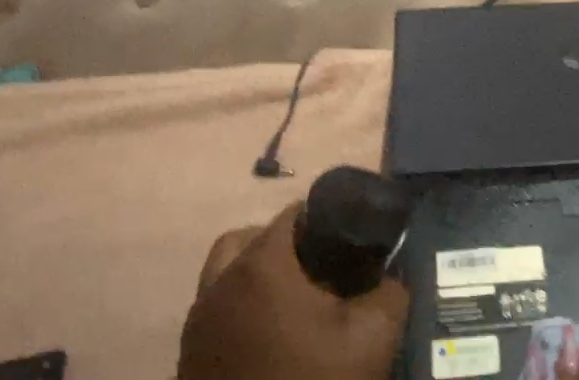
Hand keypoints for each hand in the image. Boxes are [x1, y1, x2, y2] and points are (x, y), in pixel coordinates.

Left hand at [176, 201, 409, 379]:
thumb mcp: (373, 336)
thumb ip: (390, 290)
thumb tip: (389, 275)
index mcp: (259, 267)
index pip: (291, 216)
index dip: (324, 221)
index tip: (350, 242)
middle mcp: (218, 286)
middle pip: (246, 240)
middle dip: (280, 243)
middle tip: (316, 268)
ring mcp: (196, 327)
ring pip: (222, 277)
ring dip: (253, 277)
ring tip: (293, 305)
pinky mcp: (188, 363)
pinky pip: (213, 316)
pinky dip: (238, 312)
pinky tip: (272, 341)